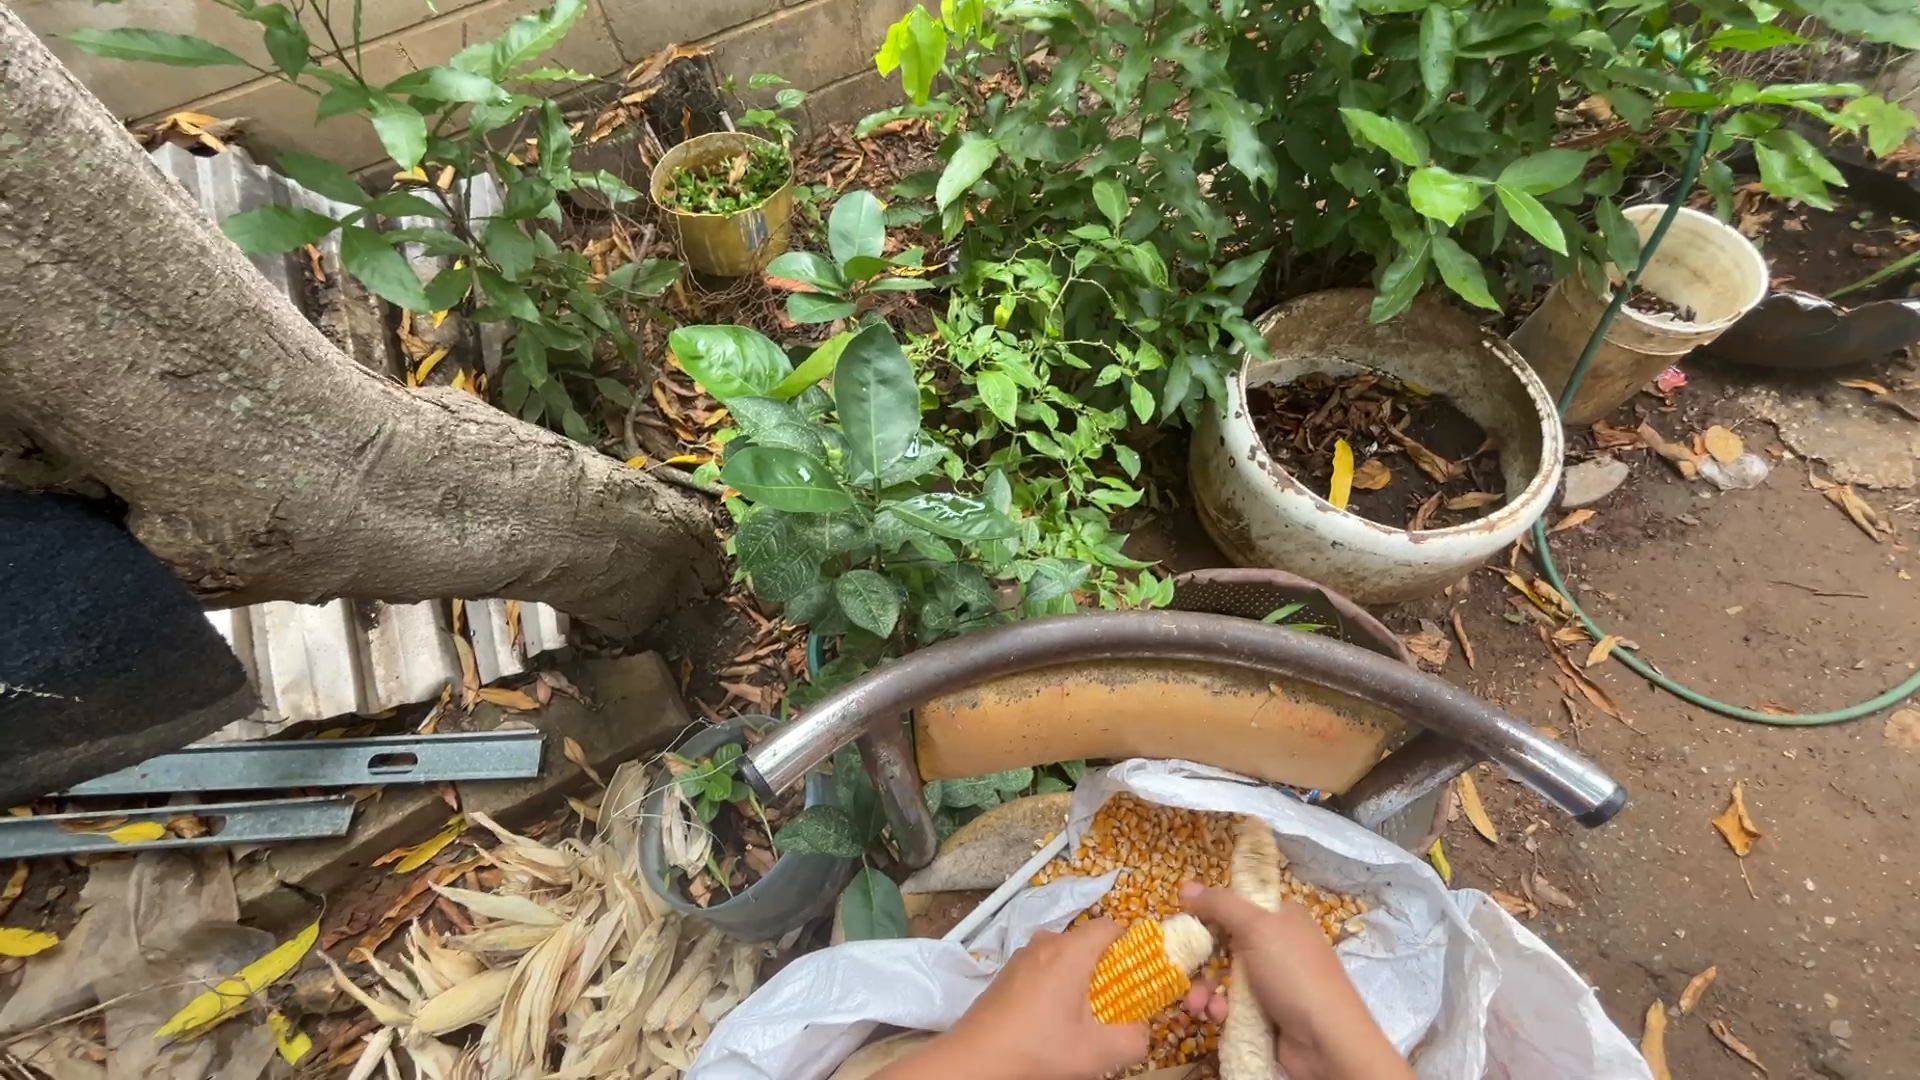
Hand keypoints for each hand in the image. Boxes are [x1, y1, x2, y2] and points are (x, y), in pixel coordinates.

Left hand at [876, 918, 1148, 1079]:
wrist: (977, 1058)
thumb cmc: (1039, 1048)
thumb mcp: (1096, 1054)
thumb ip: (1132, 1040)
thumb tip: (1144, 1030)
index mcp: (1070, 950)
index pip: (1110, 926)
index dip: (1130, 943)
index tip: (1140, 971)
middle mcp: (1046, 941)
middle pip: (1087, 943)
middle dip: (1105, 970)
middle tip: (1114, 1005)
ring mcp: (1023, 954)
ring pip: (1064, 957)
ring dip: (1078, 980)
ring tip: (1082, 1019)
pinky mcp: (1007, 971)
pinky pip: (1043, 967)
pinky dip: (1055, 985)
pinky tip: (1051, 1020)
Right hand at [1178, 883, 1413, 1079]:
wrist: (1330, 1046)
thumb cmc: (1295, 974)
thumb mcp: (1256, 927)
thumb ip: (1219, 904)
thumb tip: (1184, 886)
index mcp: (1281, 917)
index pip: (1238, 902)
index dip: (1211, 910)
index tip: (1186, 919)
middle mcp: (1276, 945)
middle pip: (1225, 941)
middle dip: (1200, 957)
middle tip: (1180, 965)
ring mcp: (1271, 981)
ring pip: (1224, 975)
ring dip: (1204, 989)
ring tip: (1195, 1004)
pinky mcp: (1266, 1013)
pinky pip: (1232, 1003)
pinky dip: (1219, 1009)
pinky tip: (1214, 1016)